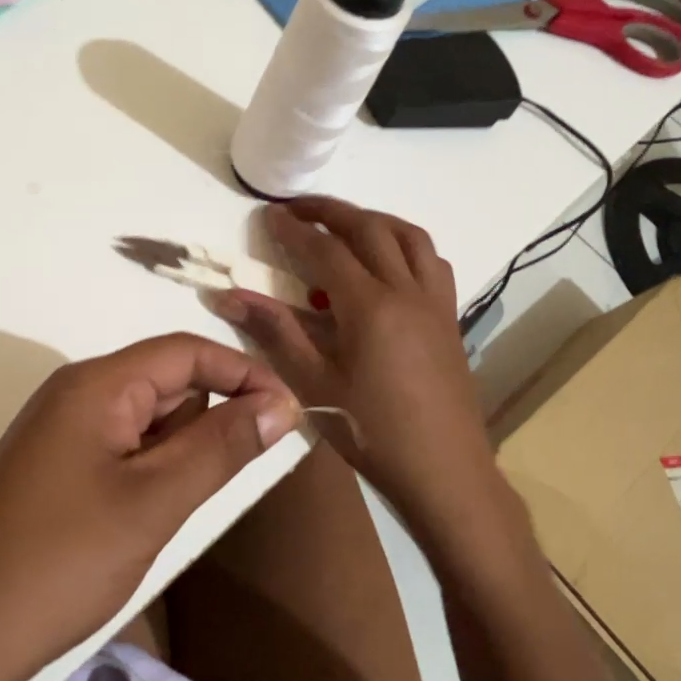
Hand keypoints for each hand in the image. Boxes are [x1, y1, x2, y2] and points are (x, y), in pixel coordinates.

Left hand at [0, 333, 300, 675]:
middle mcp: (74, 394)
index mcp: (94, 385)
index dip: (244, 374)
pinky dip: (153, 470)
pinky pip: (121, 448)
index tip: (291, 416)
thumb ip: (221, 447)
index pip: (185, 351)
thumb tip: (280, 403)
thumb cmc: (62, 562)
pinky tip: (154, 515)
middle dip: (213, 417)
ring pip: (146, 419)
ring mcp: (60, 432)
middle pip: (166, 381)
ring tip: (184, 506)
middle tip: (244, 474)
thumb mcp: (155, 502)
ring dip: (182, 450)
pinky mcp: (54, 468)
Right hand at [213, 197, 490, 514]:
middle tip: (298, 207)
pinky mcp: (450, 318)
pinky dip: (405, 246)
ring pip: (409, 237)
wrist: (444, 472)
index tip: (268, 215)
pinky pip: (431, 262)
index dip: (294, 229)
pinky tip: (387, 266)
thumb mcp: (313, 385)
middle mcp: (407, 292)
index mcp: (370, 307)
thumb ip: (275, 332)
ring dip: (373, 220)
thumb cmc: (372, 434)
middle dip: (331, 211)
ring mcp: (435, 303)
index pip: (326, 250)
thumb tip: (230, 297)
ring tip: (343, 225)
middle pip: (370, 229)